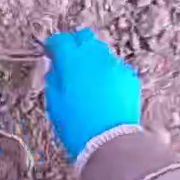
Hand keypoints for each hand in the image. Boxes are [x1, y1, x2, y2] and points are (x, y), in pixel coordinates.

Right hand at [43, 28, 142, 159]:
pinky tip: (103, 89)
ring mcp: (115, 66)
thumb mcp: (55, 104)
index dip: (53, 44)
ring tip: (86, 76)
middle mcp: (96, 57)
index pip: (61, 40)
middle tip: (68, 59)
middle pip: (85, 37)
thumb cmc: (79, 127)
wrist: (111, 142)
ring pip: (102, 50)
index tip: (50, 51)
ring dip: (92, 58)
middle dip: (75, 44)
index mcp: (73, 62)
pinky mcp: (130, 77)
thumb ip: (53, 78)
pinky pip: (116, 66)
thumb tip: (53, 66)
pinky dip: (108, 72)